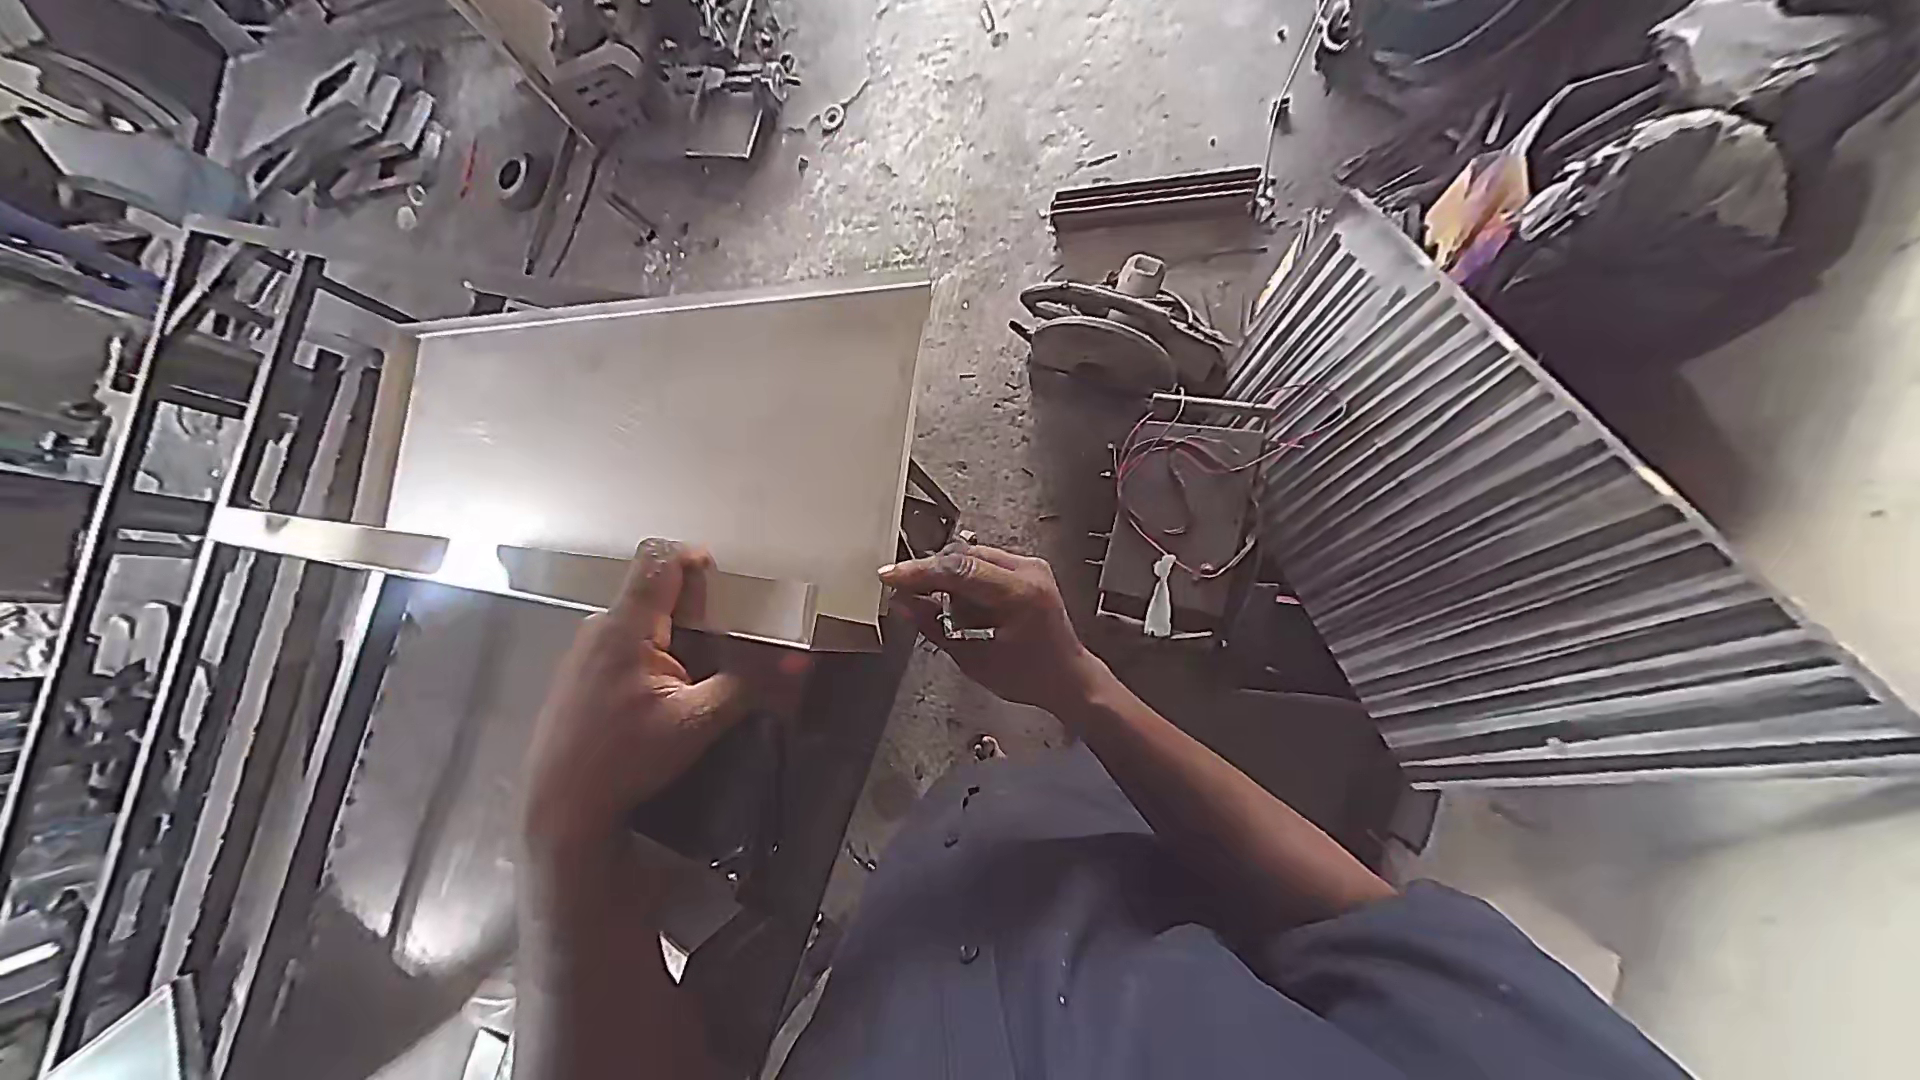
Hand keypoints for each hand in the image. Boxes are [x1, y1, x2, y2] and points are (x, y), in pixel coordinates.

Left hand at [523, 539, 790, 869]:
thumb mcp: (697, 721)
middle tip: (731, 633)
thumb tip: (797, 663)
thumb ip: (750, 683)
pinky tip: (673, 686)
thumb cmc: (622, 761)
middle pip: (656, 587)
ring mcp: (587, 649)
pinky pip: (630, 639)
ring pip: (645, 615)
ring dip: (681, 628)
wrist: (560, 809)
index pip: (659, 559)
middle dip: (699, 603)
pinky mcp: (584, 671)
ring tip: (707, 664)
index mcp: (625, 627)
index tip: (729, 582)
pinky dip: (661, 647)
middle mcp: (601, 627)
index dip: (696, 556)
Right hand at [880, 544, 1111, 715]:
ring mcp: (1031, 566)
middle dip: (930, 574)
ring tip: (938, 609)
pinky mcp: (1027, 569)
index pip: (959, 570)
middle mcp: (1030, 571)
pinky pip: (984, 564)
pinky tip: (959, 606)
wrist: (1068, 677)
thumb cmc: (1030, 677)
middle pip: (963, 556)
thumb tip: (904, 604)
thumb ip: (935, 627)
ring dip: (947, 578)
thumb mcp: (974, 659)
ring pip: (972, 557)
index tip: (891, 576)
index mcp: (1021, 594)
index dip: (919, 572)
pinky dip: (964, 581)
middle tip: (903, 591)